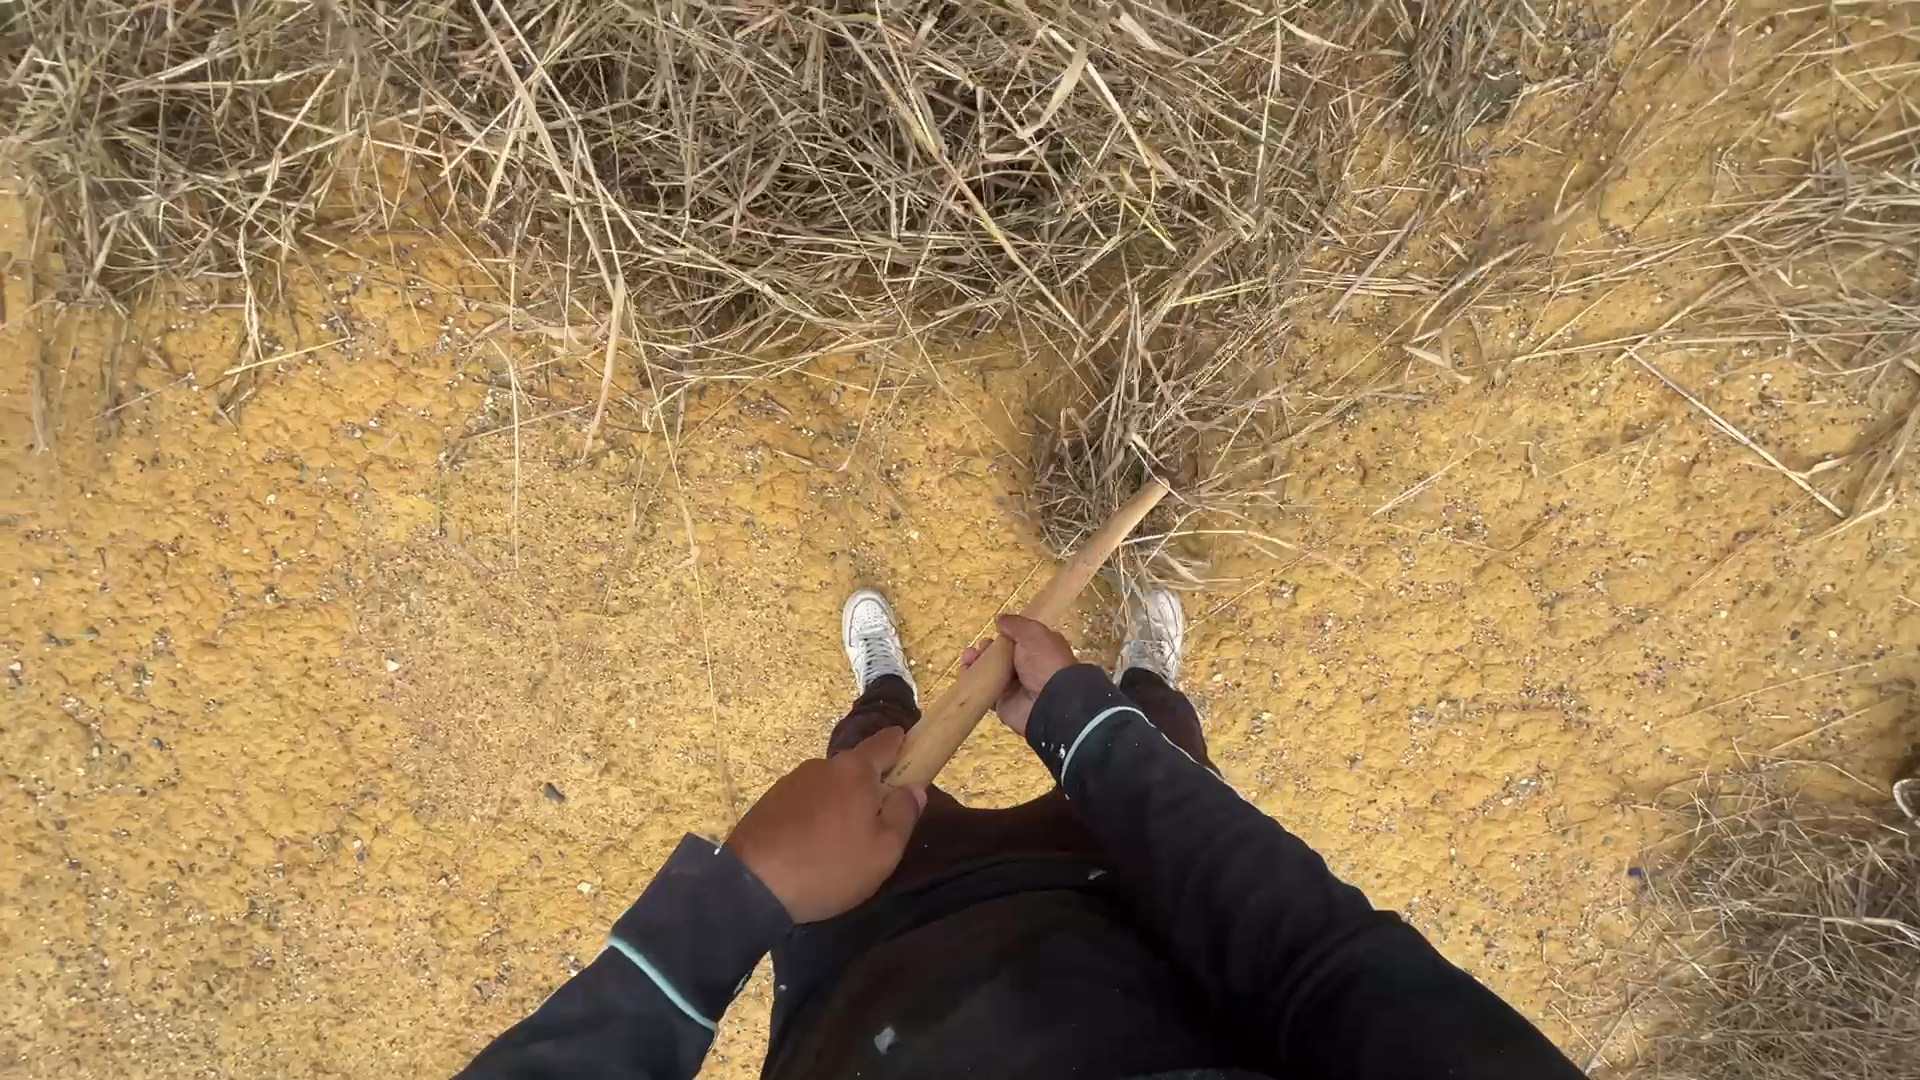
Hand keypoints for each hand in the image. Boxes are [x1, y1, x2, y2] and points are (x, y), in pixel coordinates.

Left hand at [724, 727, 926, 922]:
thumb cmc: (828, 866)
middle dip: (870, 790)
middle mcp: (824, 765)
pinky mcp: (771, 800)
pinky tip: (810, 849)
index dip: (904, 746)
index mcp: (856, 770)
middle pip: (858, 768)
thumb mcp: (883, 851)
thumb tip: (914, 787)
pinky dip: (815, 818)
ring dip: (840, 806)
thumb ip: (904, 814)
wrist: (750, 886)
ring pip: (831, 787)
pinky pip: (806, 802)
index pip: (887, 740)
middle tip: (875, 828)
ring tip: (838, 847)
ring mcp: (793, 780)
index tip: (912, 762)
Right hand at [959, 613, 1076, 735]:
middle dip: (987, 648)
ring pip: (989, 671)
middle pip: (1001, 654)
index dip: (1004, 634)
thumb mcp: (1033, 633)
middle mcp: (1027, 667)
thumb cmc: (1044, 662)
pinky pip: (983, 689)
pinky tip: (965, 671)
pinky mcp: (1001, 701)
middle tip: (981, 647)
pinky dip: (971, 680)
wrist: (1048, 701)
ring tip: (968, 658)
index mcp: (1039, 649)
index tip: (995, 630)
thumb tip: (1000, 620)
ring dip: (976, 662)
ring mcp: (1013, 685)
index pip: (1018, 639)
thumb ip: (1015, 624)